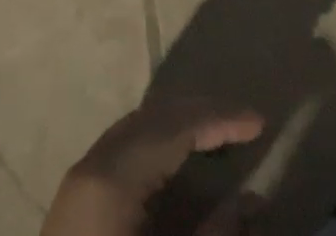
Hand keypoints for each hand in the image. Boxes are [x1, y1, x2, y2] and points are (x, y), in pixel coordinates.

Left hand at [41, 98, 266, 235]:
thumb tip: (252, 200)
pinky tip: (178, 153)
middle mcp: (94, 163)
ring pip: (137, 126)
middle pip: (154, 117)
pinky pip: (123, 144)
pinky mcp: (76, 194)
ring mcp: (80, 176)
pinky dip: (157, 138)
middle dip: (202, 112)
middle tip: (244, 121)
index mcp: (114, 178)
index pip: (177, 127)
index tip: (260, 123)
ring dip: (179, 122)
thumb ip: (214, 234)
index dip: (221, 120)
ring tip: (219, 132)